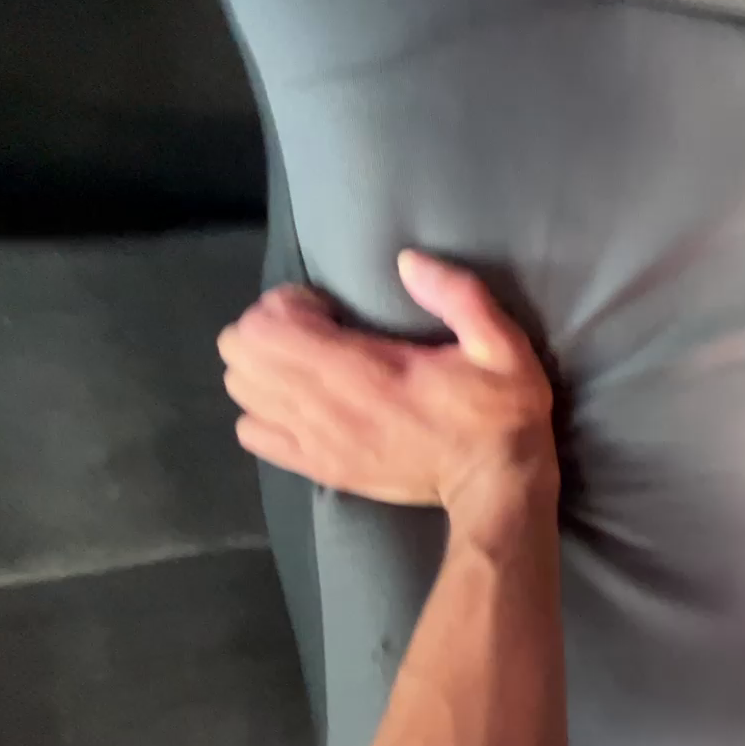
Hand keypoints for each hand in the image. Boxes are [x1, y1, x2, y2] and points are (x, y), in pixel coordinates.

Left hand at [218, 251, 555, 510]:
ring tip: (316, 364)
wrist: (497, 484)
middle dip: (273, 330)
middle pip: (241, 354)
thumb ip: (461, 297)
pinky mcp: (318, 468)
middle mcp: (326, 407)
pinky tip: (311, 403)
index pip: (267, 327)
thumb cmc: (502, 412)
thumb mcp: (504, 346)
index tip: (335, 309)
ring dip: (269, 367)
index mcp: (365, 371)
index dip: (291, 305)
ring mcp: (316, 442)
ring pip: (242, 390)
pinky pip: (253, 432)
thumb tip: (407, 261)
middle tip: (322, 331)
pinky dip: (268, 410)